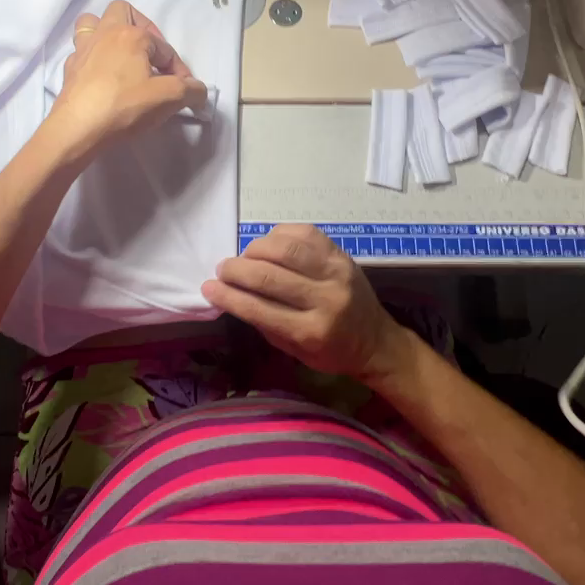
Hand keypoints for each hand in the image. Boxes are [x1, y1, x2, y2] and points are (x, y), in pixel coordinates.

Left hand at [44, 0, 209, 160]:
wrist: (78, 129)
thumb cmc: (124, 106)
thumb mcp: (168, 99)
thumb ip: (190, 90)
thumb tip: (198, 89)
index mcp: (131, 35)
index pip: (164, 47)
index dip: (178, 69)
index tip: (183, 90)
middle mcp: (104, 34)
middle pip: (122, 11)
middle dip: (141, 27)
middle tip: (150, 55)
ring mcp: (82, 50)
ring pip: (92, 24)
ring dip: (108, 33)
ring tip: (122, 56)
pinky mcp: (69, 70)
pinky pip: (82, 52)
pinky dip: (94, 59)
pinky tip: (104, 78)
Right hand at [201, 224, 416, 382]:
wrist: (376, 340)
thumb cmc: (331, 351)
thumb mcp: (294, 350)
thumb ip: (264, 322)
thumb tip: (230, 294)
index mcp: (312, 331)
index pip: (260, 310)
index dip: (228, 296)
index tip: (208, 288)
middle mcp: (326, 299)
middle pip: (269, 276)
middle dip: (237, 270)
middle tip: (222, 270)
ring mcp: (336, 271)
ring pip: (285, 249)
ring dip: (255, 249)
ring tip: (244, 257)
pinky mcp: (341, 253)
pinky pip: (303, 233)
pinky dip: (278, 235)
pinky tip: (269, 245)